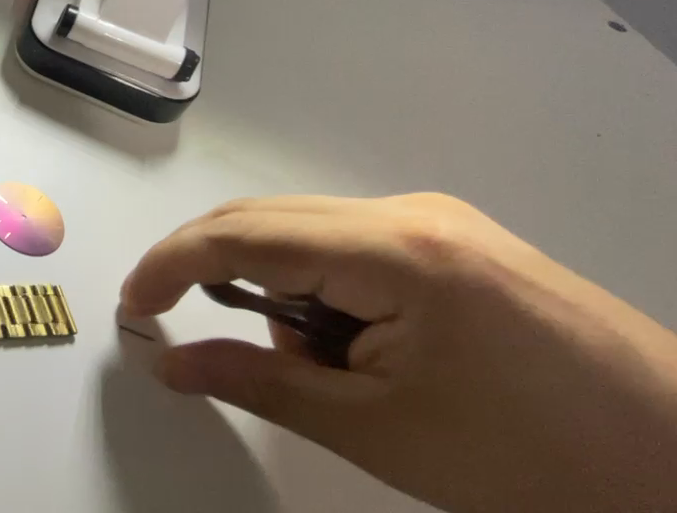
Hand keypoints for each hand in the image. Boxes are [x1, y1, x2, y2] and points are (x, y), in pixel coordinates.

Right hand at [122, 193, 676, 512]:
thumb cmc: (547, 466)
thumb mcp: (381, 433)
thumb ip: (258, 383)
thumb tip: (168, 364)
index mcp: (396, 250)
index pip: (242, 235)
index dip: (170, 265)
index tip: (132, 306)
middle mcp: (411, 212)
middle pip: (265, 219)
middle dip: (219, 274)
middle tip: (194, 334)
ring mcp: (441, 220)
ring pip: (304, 233)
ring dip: (282, 292)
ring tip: (334, 372)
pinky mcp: (461, 240)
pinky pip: (350, 246)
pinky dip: (326, 292)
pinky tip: (367, 349)